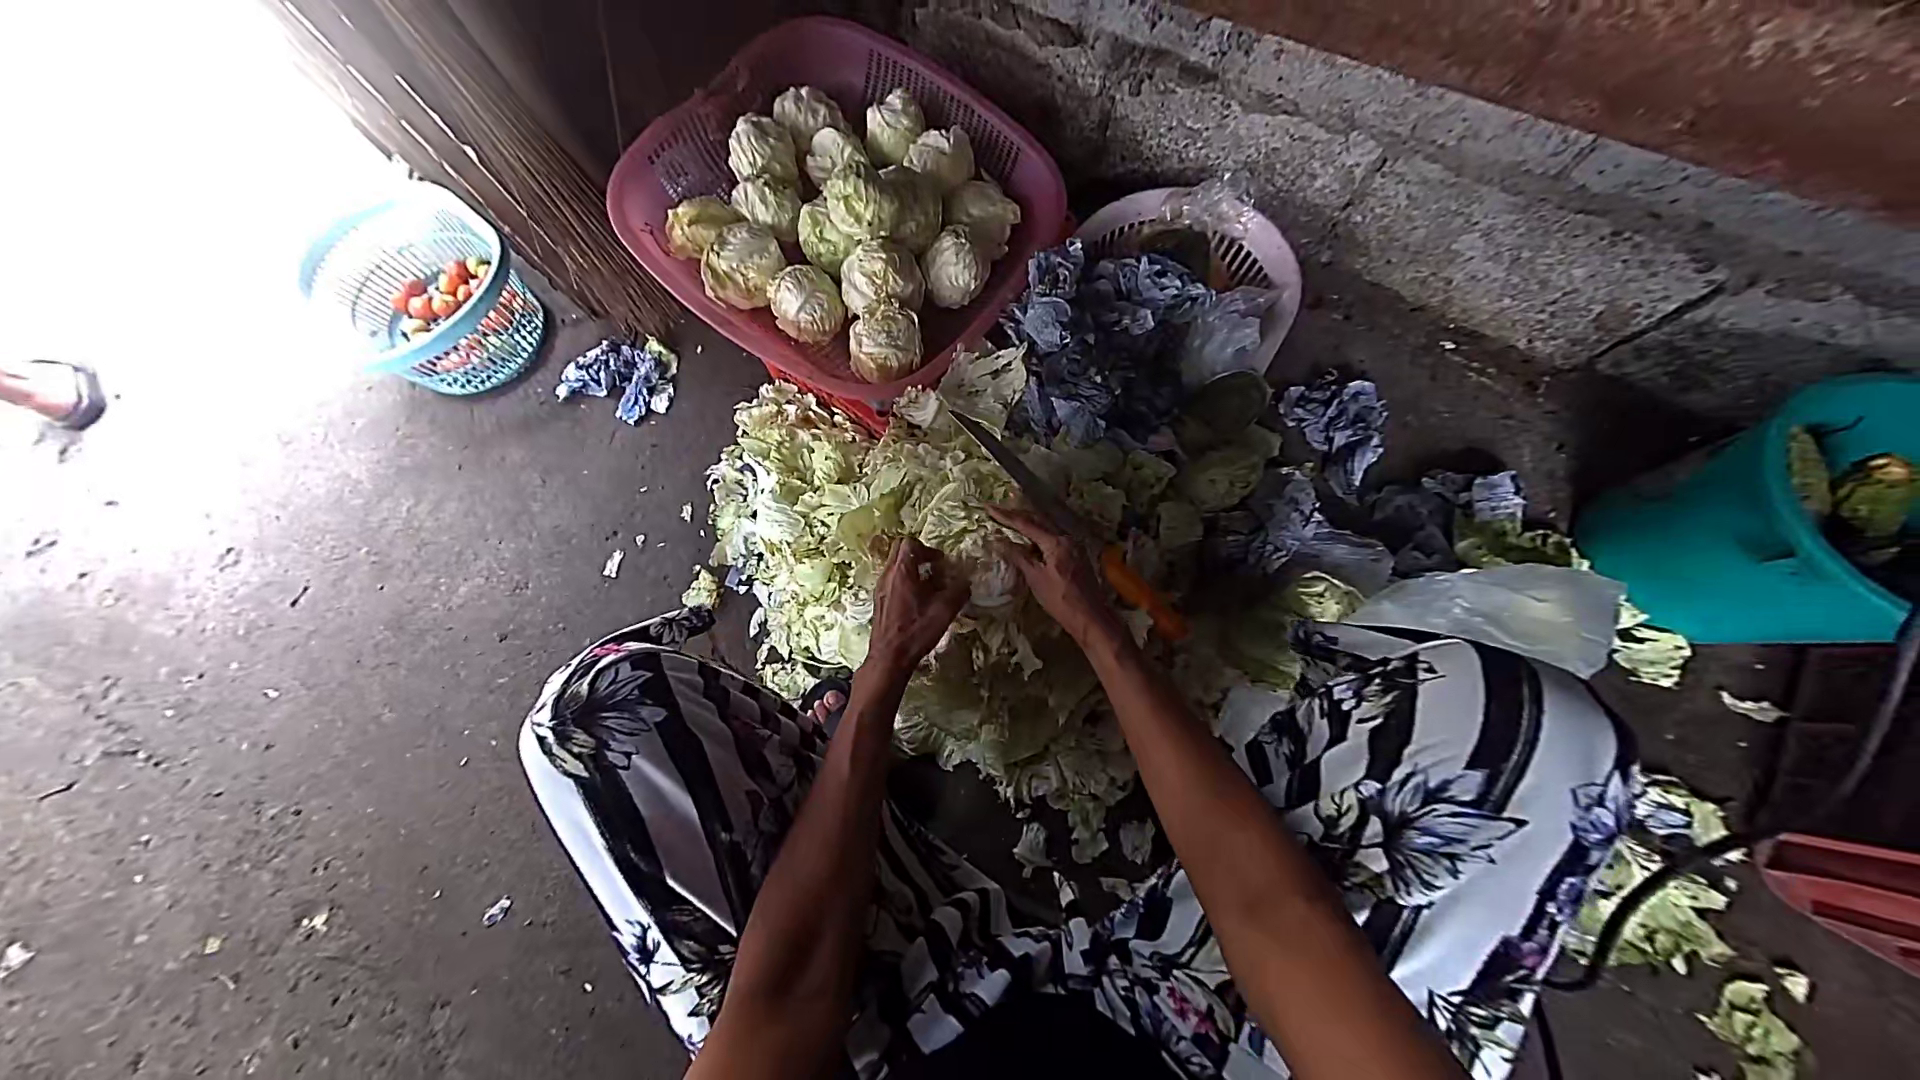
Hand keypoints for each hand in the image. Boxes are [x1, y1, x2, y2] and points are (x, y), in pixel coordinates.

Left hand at [863, 537, 968, 679]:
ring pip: (895, 566)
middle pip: (899, 550)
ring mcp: (880, 588)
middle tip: (935, 568)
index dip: (928, 549)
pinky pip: (892, 581)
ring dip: (913, 570)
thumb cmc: (916, 631)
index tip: (940, 562)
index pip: (909, 543)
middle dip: (919, 555)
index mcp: (901, 572)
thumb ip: (958, 591)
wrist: (889, 657)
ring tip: (930, 587)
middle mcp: (887, 575)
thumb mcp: (944, 611)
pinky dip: (906, 582)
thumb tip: (965, 583)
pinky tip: (918, 601)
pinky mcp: (879, 601)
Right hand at [987, 504, 1118, 644]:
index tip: (989, 508)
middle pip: (1039, 521)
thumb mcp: (1035, 578)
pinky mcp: (1077, 555)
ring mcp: (1074, 546)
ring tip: (1011, 520)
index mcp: (1056, 542)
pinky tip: (1030, 540)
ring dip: (1029, 524)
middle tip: (998, 509)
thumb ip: (1018, 556)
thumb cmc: (1060, 600)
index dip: (1006, 516)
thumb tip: (999, 541)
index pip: (1026, 524)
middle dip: (1018, 515)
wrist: (1090, 617)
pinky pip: (1054, 539)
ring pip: (1047, 529)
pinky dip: (1039, 536)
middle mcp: (1067, 538)